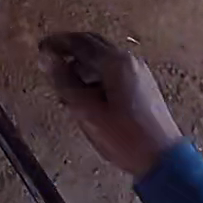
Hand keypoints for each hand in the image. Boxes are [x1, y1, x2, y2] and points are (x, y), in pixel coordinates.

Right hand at [37, 33, 182, 177]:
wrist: (163, 161)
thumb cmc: (122, 135)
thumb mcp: (85, 109)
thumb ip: (63, 80)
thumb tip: (45, 57)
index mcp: (114, 62)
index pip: (79, 41)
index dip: (56, 42)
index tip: (39, 48)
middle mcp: (128, 61)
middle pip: (92, 44)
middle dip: (68, 49)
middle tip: (49, 60)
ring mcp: (138, 72)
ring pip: (102, 57)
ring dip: (80, 63)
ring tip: (63, 82)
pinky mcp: (142, 86)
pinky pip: (112, 70)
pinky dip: (94, 73)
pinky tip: (84, 92)